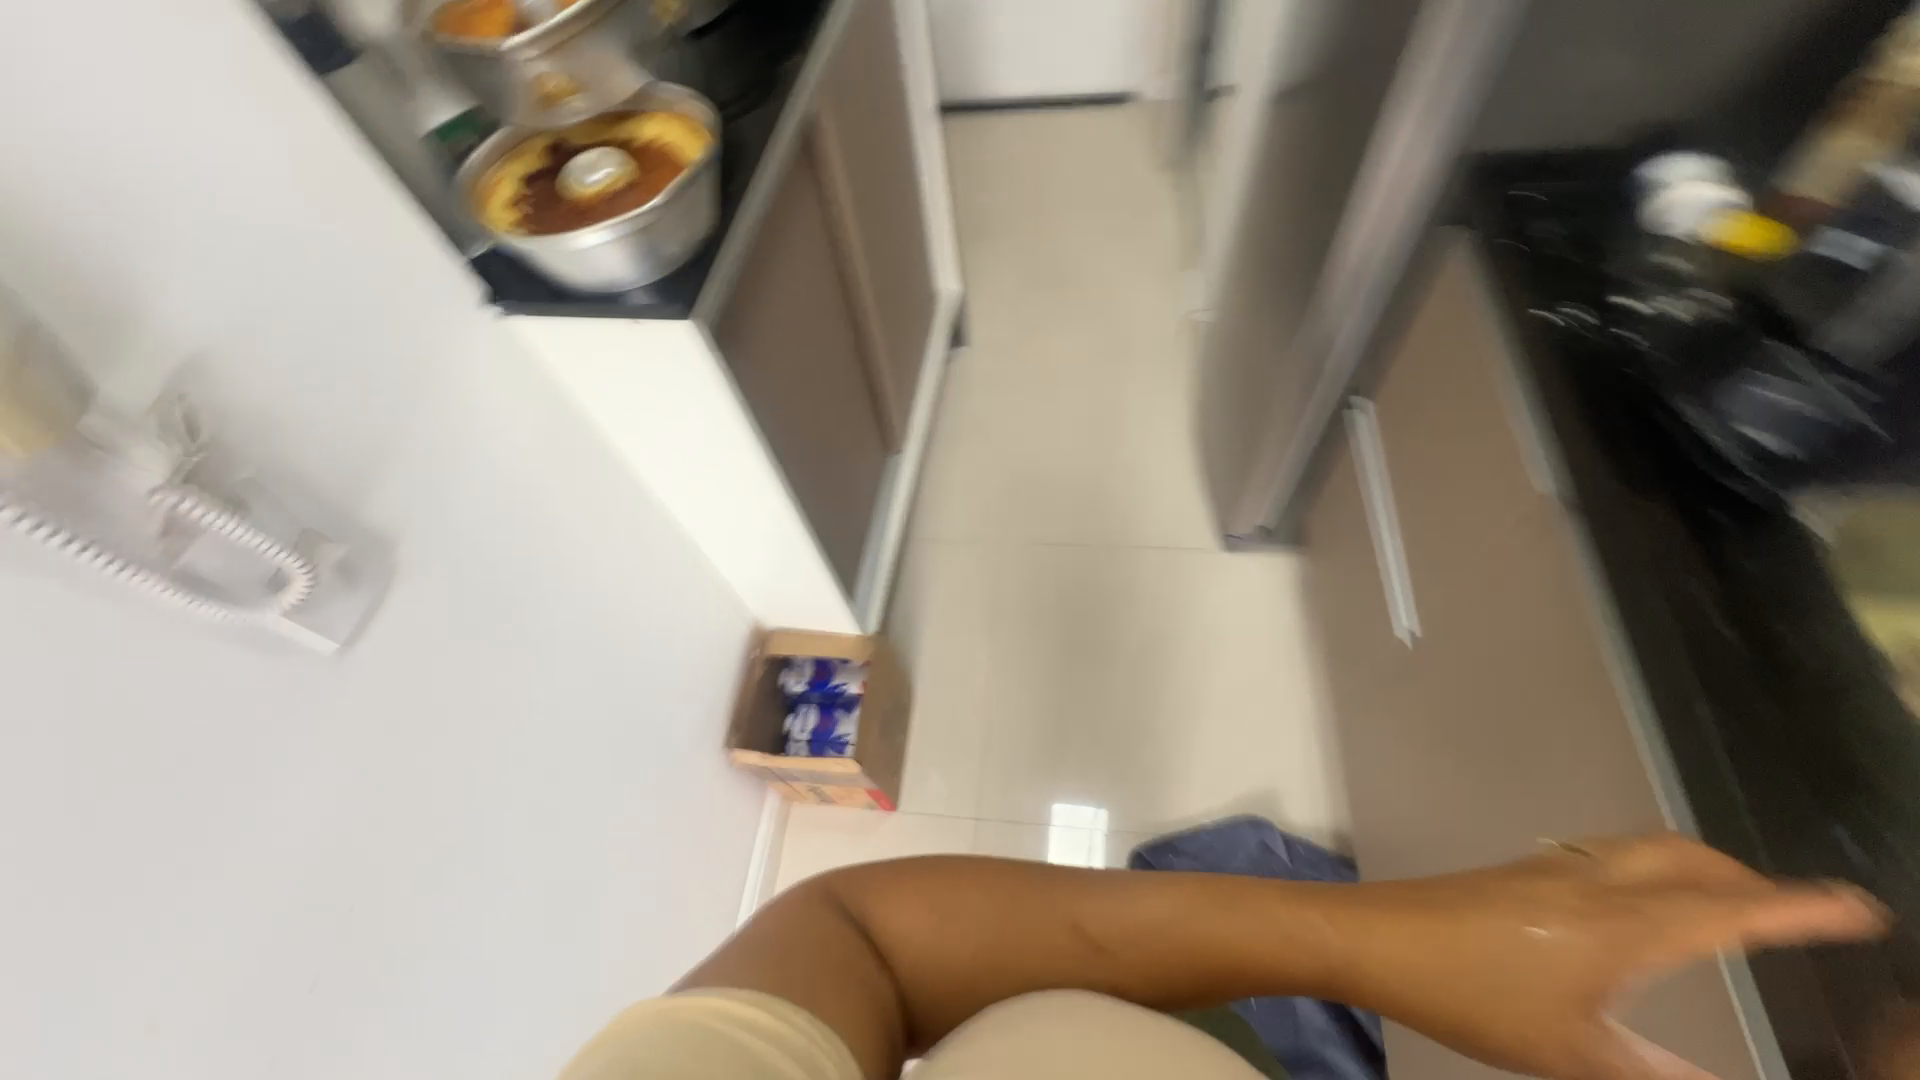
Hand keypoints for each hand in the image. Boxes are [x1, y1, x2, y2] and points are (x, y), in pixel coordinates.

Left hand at [1330, 834, 1888, 1079]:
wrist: (1370, 938)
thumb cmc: (1471, 996)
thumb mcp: (1576, 1056)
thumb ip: (1662, 1075)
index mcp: (1620, 925)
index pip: (1728, 909)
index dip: (1798, 908)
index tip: (1855, 903)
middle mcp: (1587, 882)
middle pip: (1681, 857)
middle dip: (1743, 876)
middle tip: (1787, 909)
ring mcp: (1540, 869)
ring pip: (1633, 848)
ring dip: (1687, 864)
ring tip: (1717, 901)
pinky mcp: (1507, 873)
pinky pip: (1595, 854)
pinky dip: (1639, 866)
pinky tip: (1627, 901)